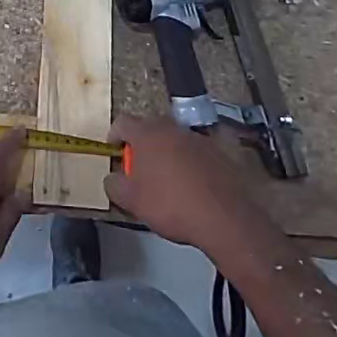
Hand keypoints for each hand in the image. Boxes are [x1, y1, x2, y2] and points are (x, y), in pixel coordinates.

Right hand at [103, 116, 278, 252]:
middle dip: (141, 146)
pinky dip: (187, 162)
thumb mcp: (132, 201)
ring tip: (166, 182)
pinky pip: (193, 151)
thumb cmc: (170, 204)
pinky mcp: (216, 150)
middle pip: (149, 129)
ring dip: (165, 154)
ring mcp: (197, 137)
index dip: (114, 136)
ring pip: (173, 139)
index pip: (122, 122)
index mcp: (147, 134)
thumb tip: (113, 177)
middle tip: (139, 172)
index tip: (114, 154)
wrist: (223, 214)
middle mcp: (172, 127)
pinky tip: (190, 186)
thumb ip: (115, 185)